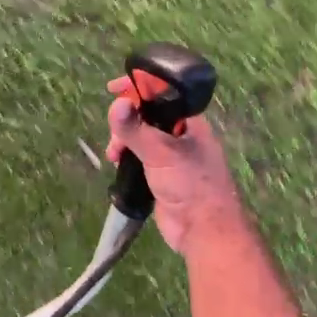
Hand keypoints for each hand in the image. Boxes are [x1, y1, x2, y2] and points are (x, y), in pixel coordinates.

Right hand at [106, 79, 246, 254]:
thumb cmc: (190, 185)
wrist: (204, 229)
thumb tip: (116, 103)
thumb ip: (135, 128)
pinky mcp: (162, 174)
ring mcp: (172, 156)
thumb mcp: (161, 152)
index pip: (162, 93)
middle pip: (146, 115)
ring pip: (140, 136)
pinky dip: (127, 156)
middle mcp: (182, 136)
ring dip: (123, 140)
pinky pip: (139, 156)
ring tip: (114, 155)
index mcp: (190, 123)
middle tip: (116, 136)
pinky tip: (118, 164)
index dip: (138, 87)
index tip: (113, 88)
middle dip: (126, 120)